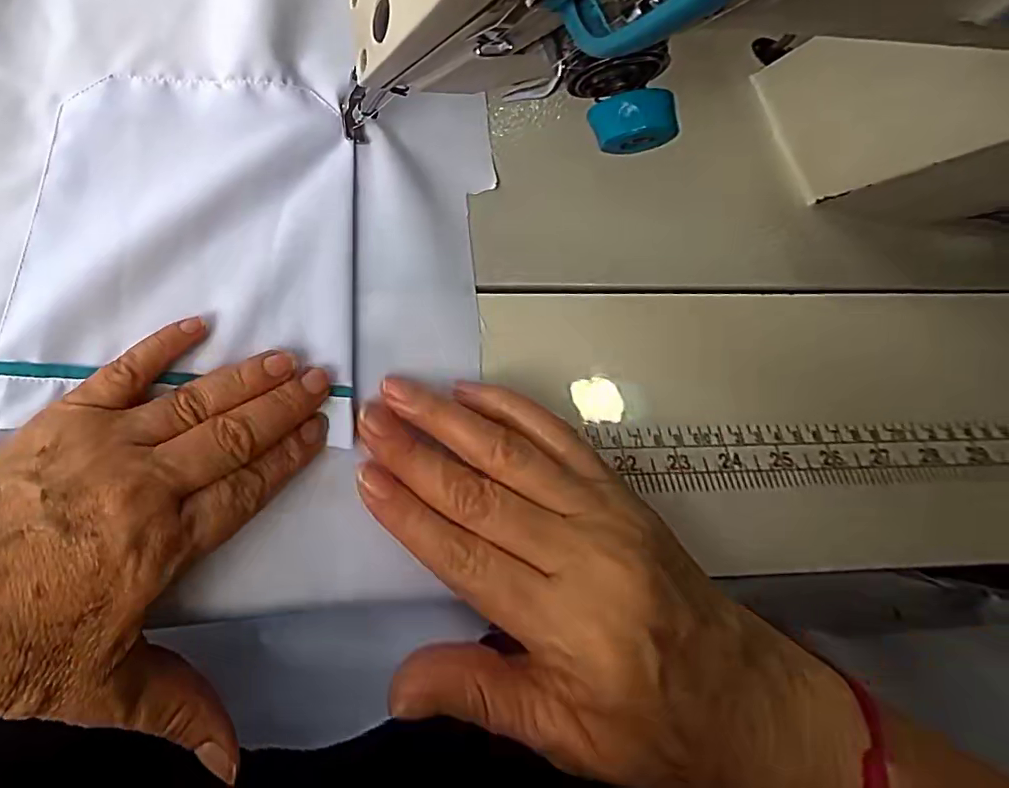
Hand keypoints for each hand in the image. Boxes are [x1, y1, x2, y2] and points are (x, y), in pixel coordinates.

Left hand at [0, 318, 332, 782]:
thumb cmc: (16, 646)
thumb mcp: (104, 691)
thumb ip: (177, 711)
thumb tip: (234, 766)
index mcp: (160, 545)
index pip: (241, 491)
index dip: (284, 460)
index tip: (318, 432)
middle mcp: (140, 483)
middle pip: (227, 438)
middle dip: (280, 407)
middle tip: (320, 379)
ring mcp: (100, 442)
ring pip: (188, 402)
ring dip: (241, 379)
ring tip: (283, 358)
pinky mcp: (62, 417)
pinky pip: (120, 373)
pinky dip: (159, 348)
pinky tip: (194, 327)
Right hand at [354, 379, 866, 787]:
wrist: (759, 705)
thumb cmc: (651, 725)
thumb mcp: (566, 735)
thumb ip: (476, 695)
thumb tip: (396, 691)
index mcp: (569, 626)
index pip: (466, 557)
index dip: (409, 515)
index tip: (365, 476)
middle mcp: (588, 561)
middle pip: (481, 495)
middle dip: (415, 453)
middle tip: (368, 419)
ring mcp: (608, 518)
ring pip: (512, 455)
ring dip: (447, 418)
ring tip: (398, 390)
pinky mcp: (621, 495)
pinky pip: (561, 439)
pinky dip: (512, 407)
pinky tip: (468, 389)